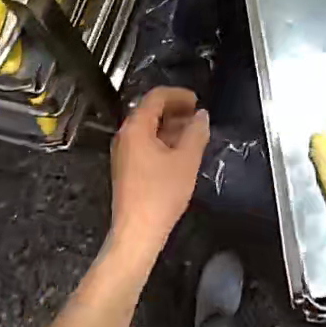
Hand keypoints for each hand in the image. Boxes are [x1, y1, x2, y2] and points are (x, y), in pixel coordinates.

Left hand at [107, 87, 209, 262]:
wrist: (137, 232)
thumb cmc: (160, 194)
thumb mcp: (186, 160)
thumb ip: (196, 133)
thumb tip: (201, 116)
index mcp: (136, 128)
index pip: (156, 97)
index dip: (178, 94)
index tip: (197, 99)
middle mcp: (125, 136)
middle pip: (150, 110)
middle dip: (175, 109)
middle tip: (197, 114)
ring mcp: (124, 152)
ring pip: (148, 128)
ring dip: (171, 125)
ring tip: (194, 132)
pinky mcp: (127, 168)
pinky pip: (145, 143)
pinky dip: (164, 140)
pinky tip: (181, 151)